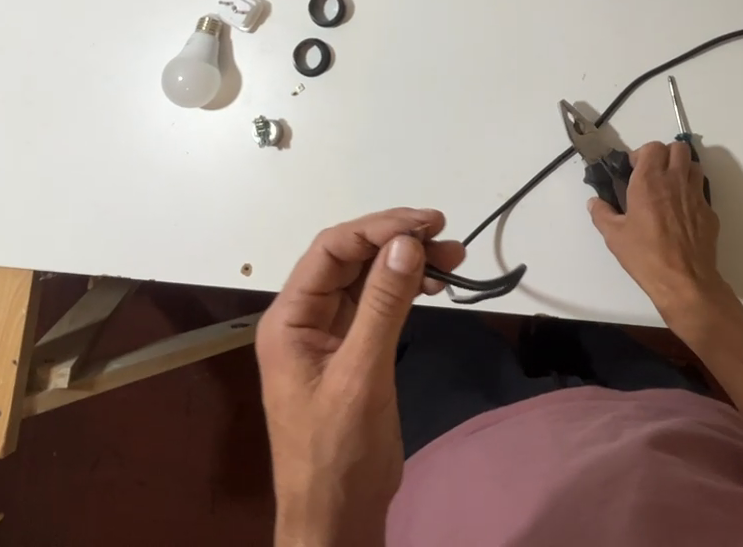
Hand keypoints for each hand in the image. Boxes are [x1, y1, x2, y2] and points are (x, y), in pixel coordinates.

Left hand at [257, 208, 465, 546]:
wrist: (337, 520)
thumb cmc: (338, 452)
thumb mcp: (361, 375)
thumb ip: (383, 305)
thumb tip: (406, 242)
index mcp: (290, 317)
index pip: (331, 250)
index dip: (378, 228)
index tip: (426, 224)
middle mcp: (306, 317)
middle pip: (350, 258)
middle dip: (396, 241)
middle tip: (445, 235)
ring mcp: (328, 333)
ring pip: (367, 278)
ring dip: (406, 263)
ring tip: (452, 256)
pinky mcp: (352, 350)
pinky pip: (377, 304)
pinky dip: (405, 289)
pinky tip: (433, 284)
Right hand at [589, 141, 730, 325]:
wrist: (684, 281)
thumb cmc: (645, 255)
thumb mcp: (614, 236)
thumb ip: (601, 214)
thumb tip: (594, 202)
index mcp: (649, 181)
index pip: (652, 147)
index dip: (642, 154)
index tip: (634, 170)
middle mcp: (675, 181)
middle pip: (678, 148)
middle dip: (665, 155)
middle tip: (653, 173)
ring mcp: (696, 196)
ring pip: (694, 165)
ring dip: (682, 169)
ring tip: (670, 187)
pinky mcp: (710, 213)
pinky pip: (702, 192)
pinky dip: (692, 194)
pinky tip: (682, 213)